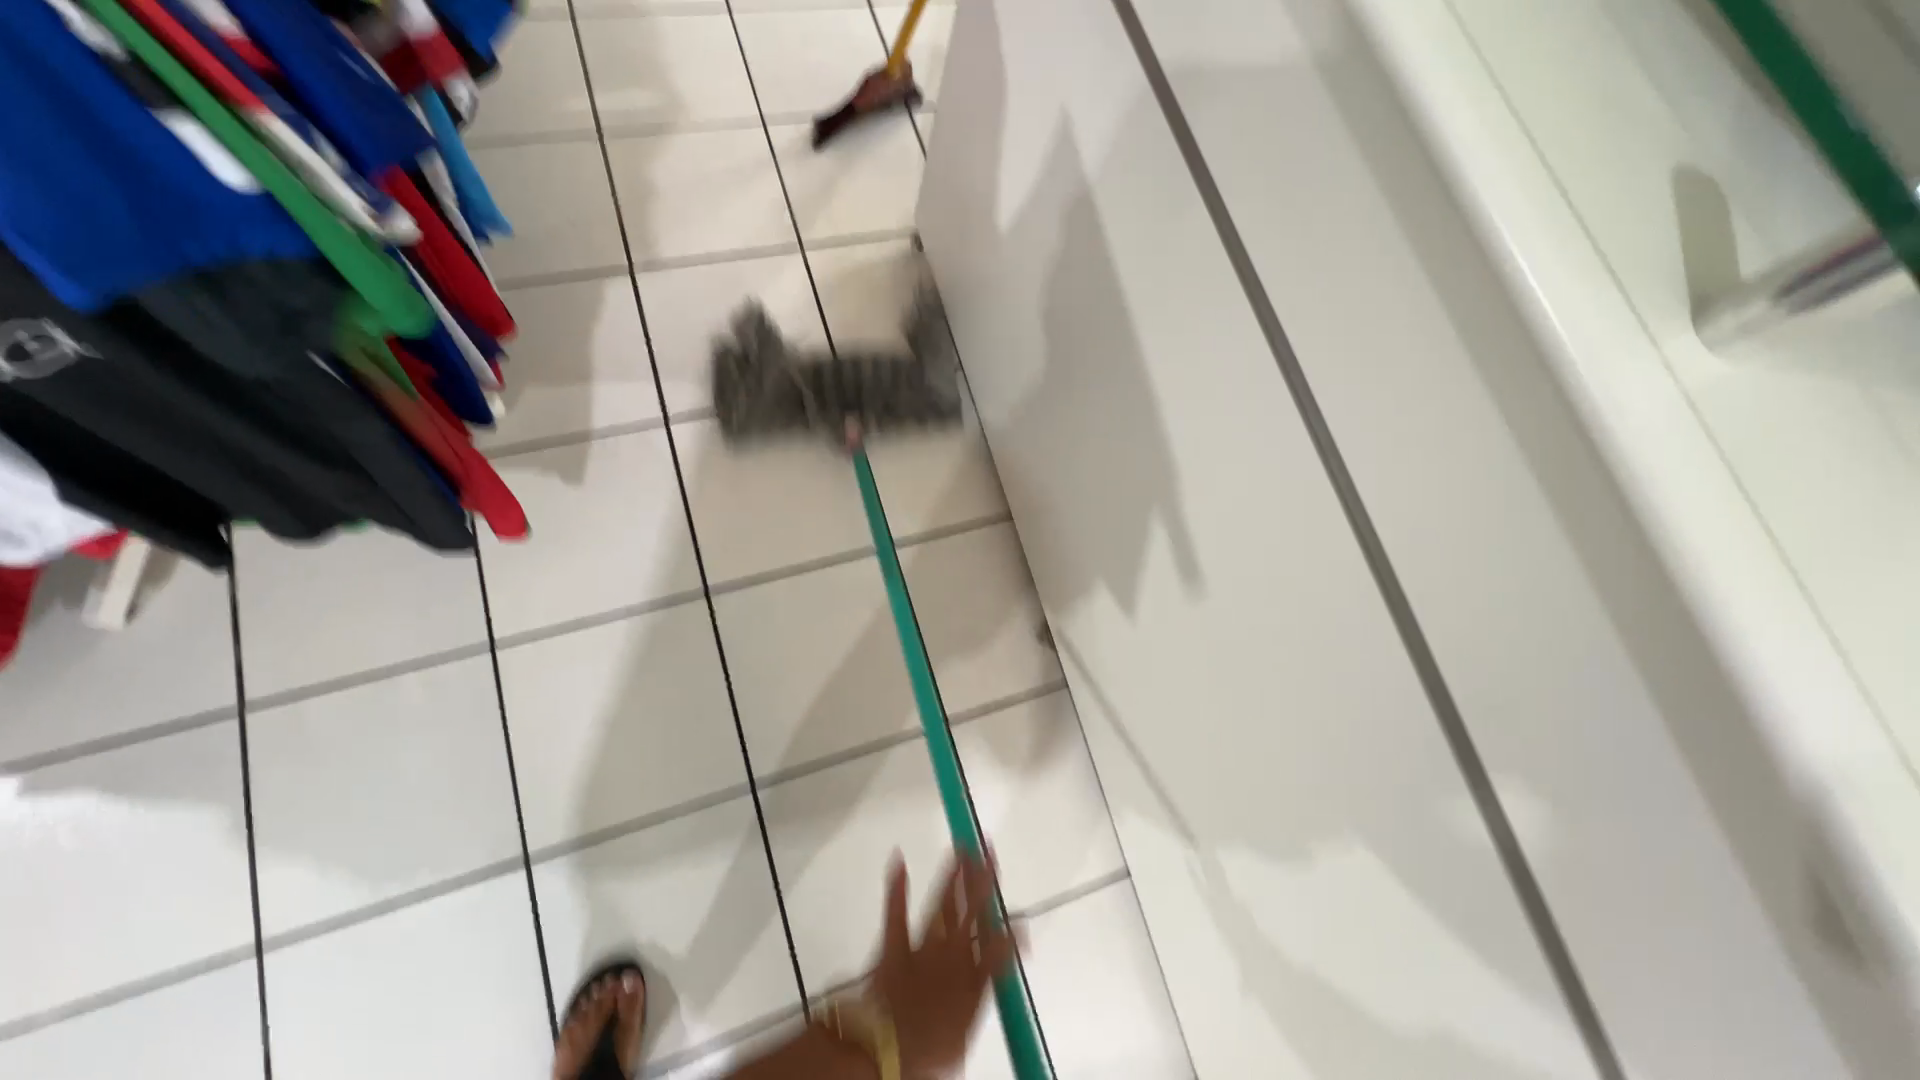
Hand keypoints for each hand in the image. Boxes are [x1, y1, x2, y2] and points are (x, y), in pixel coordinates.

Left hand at [867, 852, 1016, 1078]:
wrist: (885, 1051)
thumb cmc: (926, 1055)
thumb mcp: (959, 1043)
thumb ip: (969, 1015)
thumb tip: (972, 1008)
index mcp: (973, 984)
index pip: (1000, 950)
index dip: (1012, 935)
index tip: (1020, 922)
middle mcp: (952, 958)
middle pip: (972, 912)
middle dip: (982, 880)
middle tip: (989, 850)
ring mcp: (922, 947)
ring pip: (942, 904)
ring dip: (952, 875)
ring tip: (961, 847)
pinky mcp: (892, 945)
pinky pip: (895, 912)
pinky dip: (896, 886)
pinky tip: (898, 859)